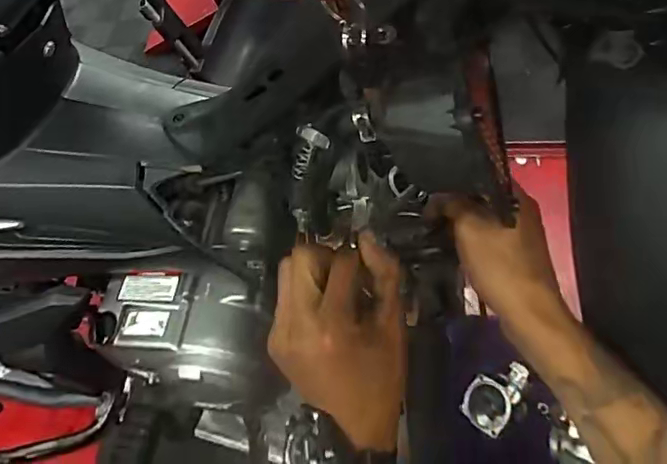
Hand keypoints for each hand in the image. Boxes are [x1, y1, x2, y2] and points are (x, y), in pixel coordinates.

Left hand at [268, 233, 405, 451]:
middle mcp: (297, 324)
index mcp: (330, 324)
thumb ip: (385, 276)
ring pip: (286, 270)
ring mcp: (280, 332)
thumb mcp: (393, 327)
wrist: (352, 429)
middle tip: (344, 275)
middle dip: (325, 256)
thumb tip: (366, 237)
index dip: (358, 258)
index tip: (367, 268)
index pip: (340, 262)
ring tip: (333, 291)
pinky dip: (303, 292)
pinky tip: (322, 311)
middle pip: (300, 256)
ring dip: (311, 271)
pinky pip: (284, 295)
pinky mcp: (273, 339)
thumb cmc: (380, 377)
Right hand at [435, 185, 568, 332]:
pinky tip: (454, 244)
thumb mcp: (468, 228)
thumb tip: (439, 197)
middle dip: (456, 201)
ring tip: (437, 223)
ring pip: (484, 218)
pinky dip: (472, 239)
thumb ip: (452, 203)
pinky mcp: (517, 256)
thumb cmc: (500, 267)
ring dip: (462, 222)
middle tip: (431, 206)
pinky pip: (488, 237)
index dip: (454, 176)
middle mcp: (522, 210)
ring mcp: (521, 234)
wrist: (530, 317)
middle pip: (482, 196)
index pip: (481, 172)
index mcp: (517, 196)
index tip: (433, 184)